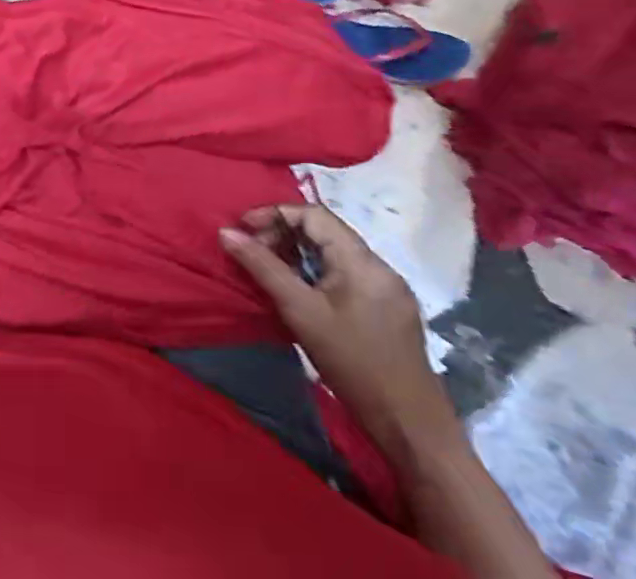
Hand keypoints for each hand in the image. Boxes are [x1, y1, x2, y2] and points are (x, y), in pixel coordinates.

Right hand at [221, 204, 455, 449]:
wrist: (409, 421)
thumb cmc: (351, 362)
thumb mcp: (299, 310)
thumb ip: (263, 267)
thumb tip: (227, 233)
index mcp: (362, 261)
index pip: (315, 215)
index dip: (275, 214)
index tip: (243, 229)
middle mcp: (379, 265)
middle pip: (325, 232)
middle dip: (283, 234)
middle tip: (252, 253)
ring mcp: (386, 287)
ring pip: (334, 254)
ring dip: (298, 255)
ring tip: (269, 271)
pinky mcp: (387, 307)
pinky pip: (345, 274)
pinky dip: (316, 273)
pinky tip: (299, 293)